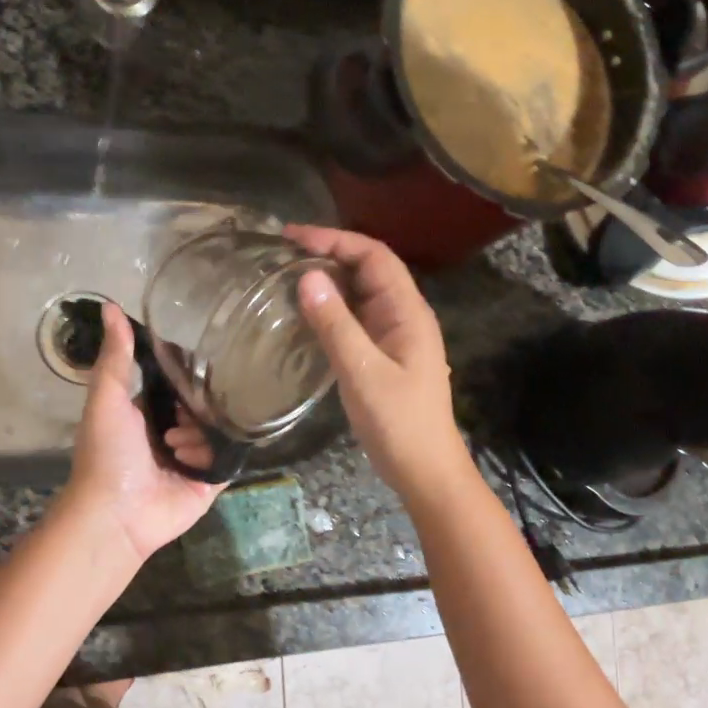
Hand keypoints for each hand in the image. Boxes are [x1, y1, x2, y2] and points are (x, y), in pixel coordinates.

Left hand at [58, 302, 222, 561]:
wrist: (116, 514)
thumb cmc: (107, 454)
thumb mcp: (106, 397)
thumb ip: (115, 356)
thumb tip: (110, 304)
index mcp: (145, 412)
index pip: (176, 383)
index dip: (185, 371)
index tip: (200, 355)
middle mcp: (170, 432)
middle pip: (201, 404)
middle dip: (196, 404)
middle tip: (184, 410)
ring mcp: (192, 458)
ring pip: (216, 429)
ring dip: (197, 432)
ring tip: (178, 445)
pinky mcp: (209, 481)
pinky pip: (227, 457)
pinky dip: (212, 454)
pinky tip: (194, 457)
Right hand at [288, 225, 472, 498]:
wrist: (425, 470)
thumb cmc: (399, 423)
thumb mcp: (362, 372)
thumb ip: (335, 325)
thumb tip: (307, 277)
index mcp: (408, 312)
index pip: (374, 256)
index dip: (335, 239)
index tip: (292, 237)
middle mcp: (404, 316)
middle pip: (368, 270)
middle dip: (328, 254)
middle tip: (281, 254)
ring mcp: (395, 337)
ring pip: (361, 295)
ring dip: (329, 281)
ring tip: (286, 277)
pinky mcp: (384, 357)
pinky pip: (356, 320)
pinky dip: (331, 310)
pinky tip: (305, 316)